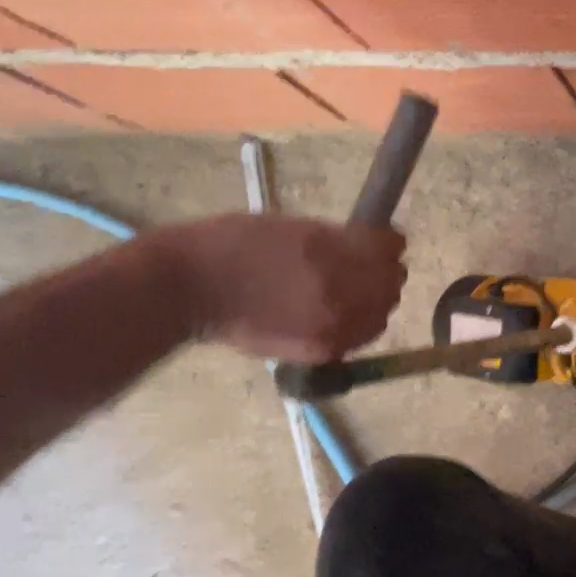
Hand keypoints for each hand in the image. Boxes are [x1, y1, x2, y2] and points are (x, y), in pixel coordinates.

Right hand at [147, 215, 406, 360]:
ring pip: (383, 312)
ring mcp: (336, 323)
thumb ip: (338, 239)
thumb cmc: (229, 245)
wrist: (184, 289)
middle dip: (383, 271)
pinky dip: (359, 325)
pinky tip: (338, 315)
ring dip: (374, 301)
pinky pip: (361, 336)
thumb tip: (370, 244)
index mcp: (334, 250)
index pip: (391, 246)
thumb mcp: (292, 226)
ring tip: (350, 293)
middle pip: (392, 281)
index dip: (387, 242)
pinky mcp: (324, 350)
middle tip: (364, 267)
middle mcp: (344, 289)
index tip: (379, 241)